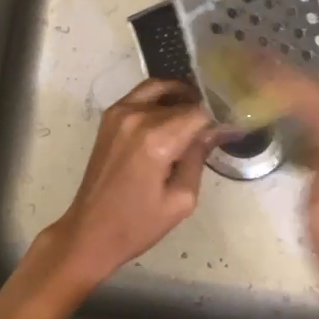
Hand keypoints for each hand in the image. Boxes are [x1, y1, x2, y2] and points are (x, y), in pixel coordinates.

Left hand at [39, 78, 216, 289]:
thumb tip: (214, 131)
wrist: (90, 230)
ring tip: (193, 117)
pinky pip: (141, 95)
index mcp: (156, 139)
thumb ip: (198, 158)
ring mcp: (120, 112)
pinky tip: (169, 118)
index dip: (216, 119)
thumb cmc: (138, 224)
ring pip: (160, 88)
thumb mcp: (181, 199)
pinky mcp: (110, 116)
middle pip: (180, 99)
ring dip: (179, 98)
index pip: (198, 112)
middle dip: (199, 111)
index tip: (228, 129)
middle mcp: (137, 116)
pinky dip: (159, 98)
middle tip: (213, 129)